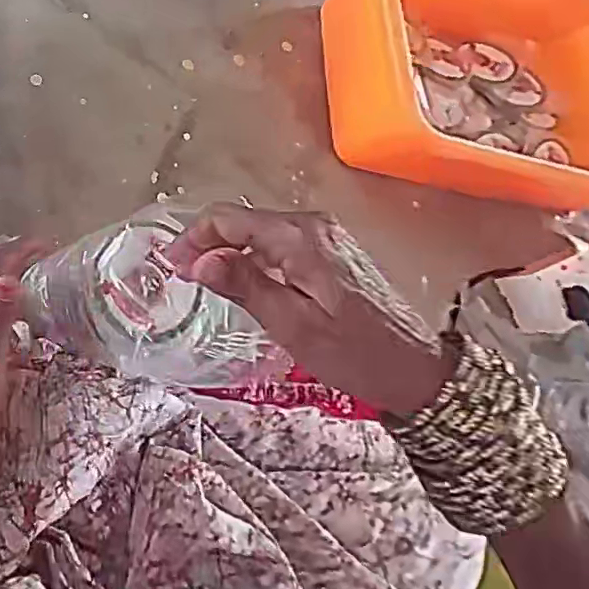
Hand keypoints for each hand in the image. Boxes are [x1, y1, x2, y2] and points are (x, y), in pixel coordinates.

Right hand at [162, 203, 452, 415]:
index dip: (194, 238)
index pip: (229, 218)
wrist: (416, 369)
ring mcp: (325, 235)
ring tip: (204, 281)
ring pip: (260, 232)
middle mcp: (312, 225)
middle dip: (208, 243)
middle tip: (182, 277)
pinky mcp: (331, 251)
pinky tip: (243, 282)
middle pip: (244, 220)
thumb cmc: (353, 353)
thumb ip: (245, 286)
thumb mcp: (292, 325)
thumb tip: (199, 261)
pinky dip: (253, 257)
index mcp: (300, 237)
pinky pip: (279, 244)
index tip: (172, 266)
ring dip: (228, 250)